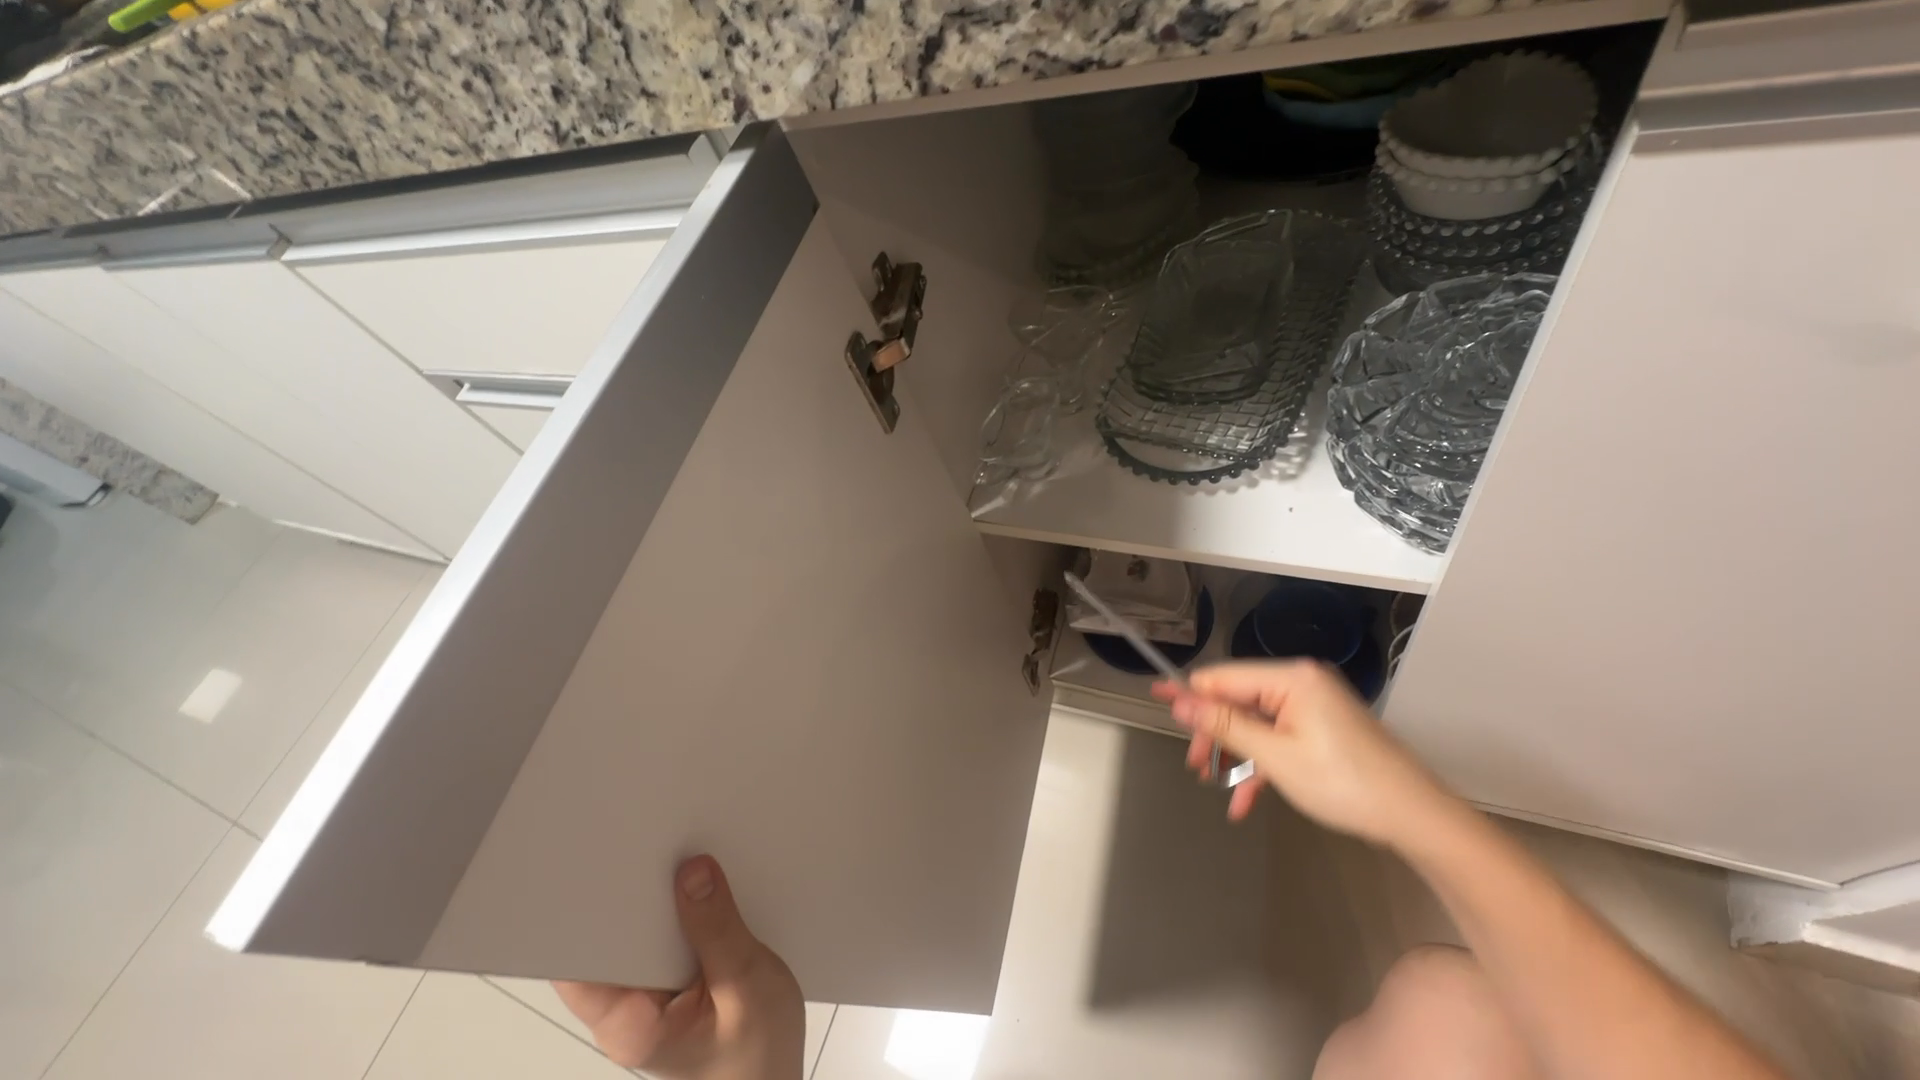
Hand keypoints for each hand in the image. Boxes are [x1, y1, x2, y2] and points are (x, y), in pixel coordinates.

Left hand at [554, 856, 804, 1079]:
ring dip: (656, 900)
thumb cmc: (759, 1052)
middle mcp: (623, 1012)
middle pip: (608, 942)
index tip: (606, 863)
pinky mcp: (664, 987)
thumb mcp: (747, 985)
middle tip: (650, 842)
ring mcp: (642, 999)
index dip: (588, 911)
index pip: (584, 963)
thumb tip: (692, 870)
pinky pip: (658, 942)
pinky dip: (675, 913)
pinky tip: (694, 883)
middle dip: (628, 894)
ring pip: (635, 938)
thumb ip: (718, 929)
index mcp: (627, 1024)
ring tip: (674, 853)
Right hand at [1152, 659, 1461, 847]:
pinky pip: (1277, 738)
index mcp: (1291, 678)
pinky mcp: (1321, 729)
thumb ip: (1225, 725)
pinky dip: (1260, 765)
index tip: (1155, 700)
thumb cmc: (1344, 783)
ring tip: (1220, 787)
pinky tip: (1246, 800)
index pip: (1224, 677)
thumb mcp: (1276, 756)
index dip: (1189, 693)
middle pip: (1237, 700)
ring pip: (1254, 724)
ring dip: (1235, 755)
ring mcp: (1313, 706)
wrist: (1414, 817)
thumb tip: (1180, 701)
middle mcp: (1301, 683)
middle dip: (1215, 734)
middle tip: (1198, 769)